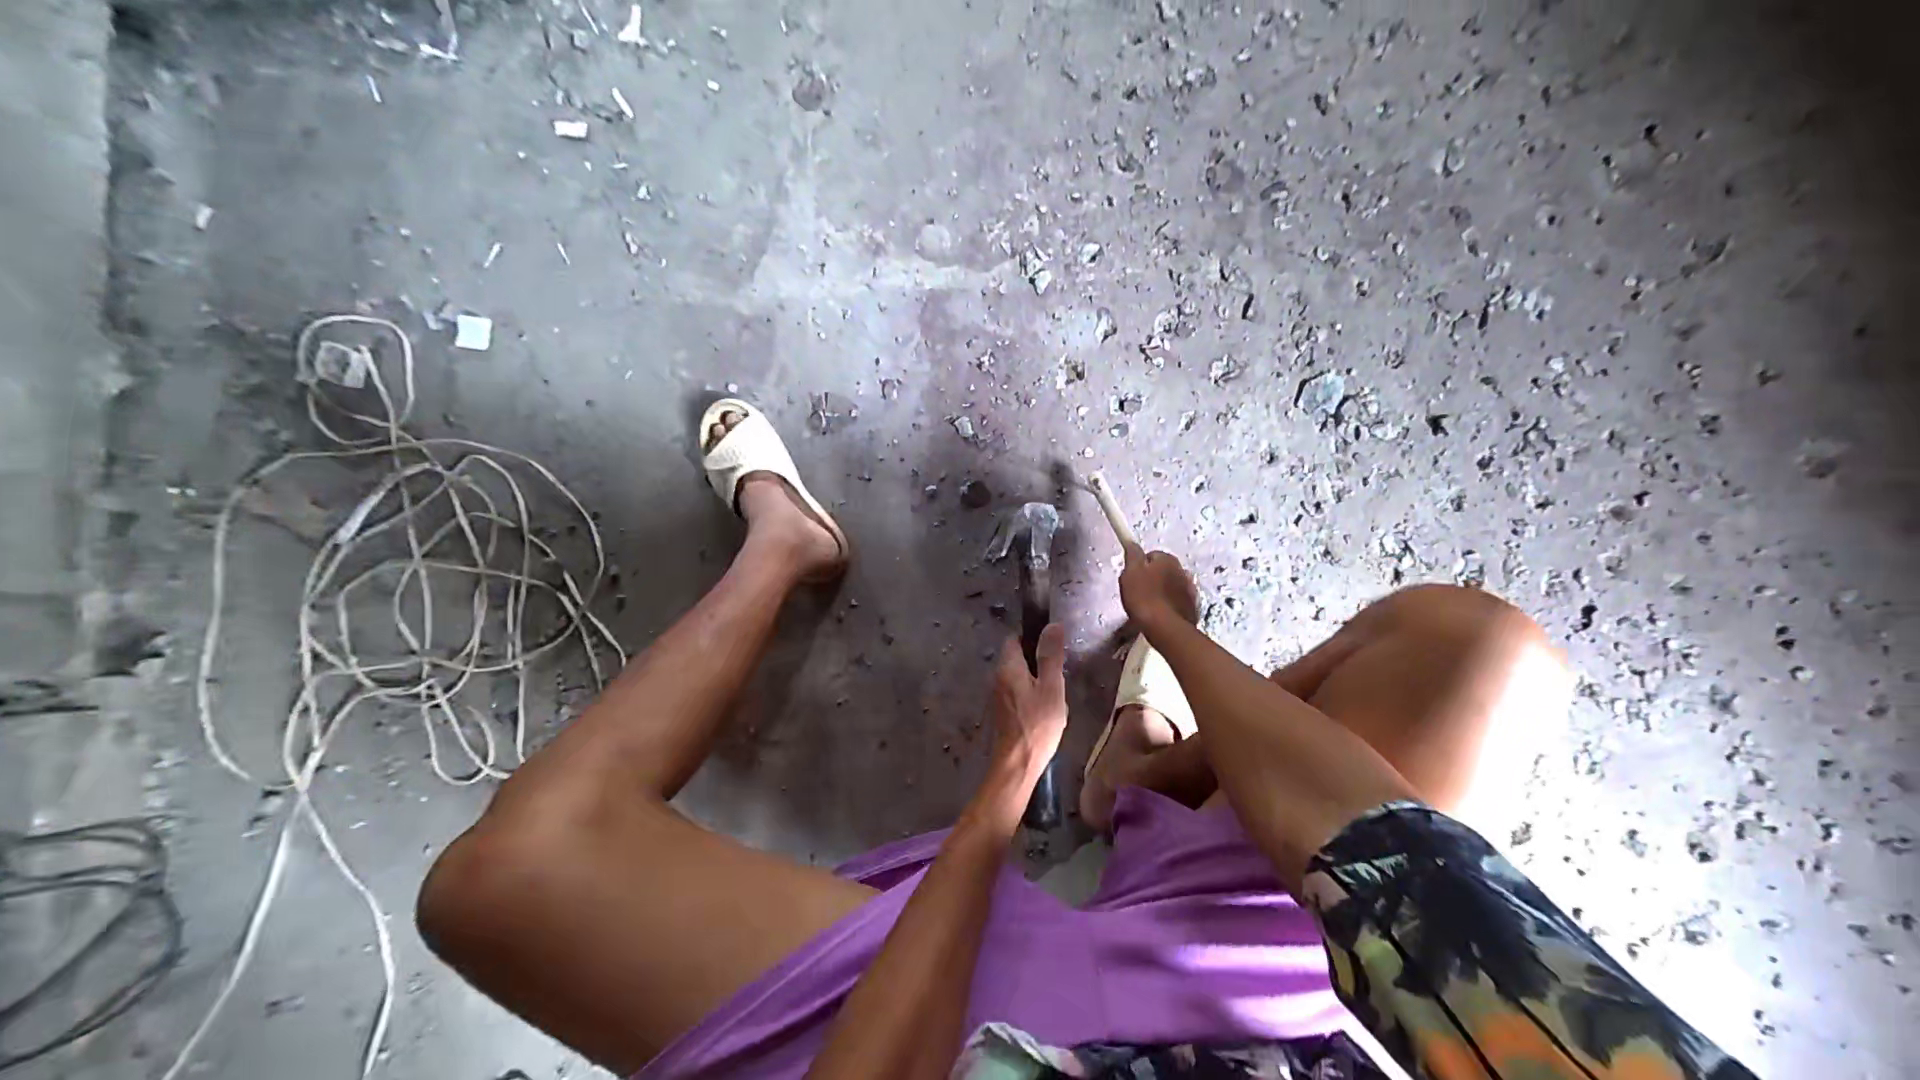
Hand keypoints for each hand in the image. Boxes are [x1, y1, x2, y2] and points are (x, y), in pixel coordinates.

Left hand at [988, 624, 1067, 776]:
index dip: (1033, 638)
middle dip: (1037, 663)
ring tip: (1055, 696)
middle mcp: (996, 678)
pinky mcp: (1000, 713)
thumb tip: (1052, 625)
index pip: (1014, 639)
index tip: (1052, 648)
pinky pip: (1016, 694)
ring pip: (1018, 678)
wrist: (1017, 765)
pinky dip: (1030, 697)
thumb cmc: (1037, 725)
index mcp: (1007, 667)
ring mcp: (996, 697)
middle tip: (1058, 676)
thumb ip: (1051, 657)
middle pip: (1016, 658)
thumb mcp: (1051, 688)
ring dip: (1035, 682)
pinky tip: (1045, 712)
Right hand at [1119, 544, 1199, 630]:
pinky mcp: (1192, 607)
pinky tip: (1160, 614)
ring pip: (1171, 586)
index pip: (1150, 555)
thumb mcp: (1130, 573)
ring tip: (1148, 605)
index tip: (1131, 578)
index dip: (1138, 566)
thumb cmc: (1143, 598)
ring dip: (1162, 591)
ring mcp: (1189, 590)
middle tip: (1138, 592)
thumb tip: (1131, 542)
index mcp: (1167, 559)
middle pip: (1162, 570)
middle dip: (1152, 578)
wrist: (1165, 628)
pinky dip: (1170, 604)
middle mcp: (1182, 571)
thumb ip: (1132, 555)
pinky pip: (1177, 601)